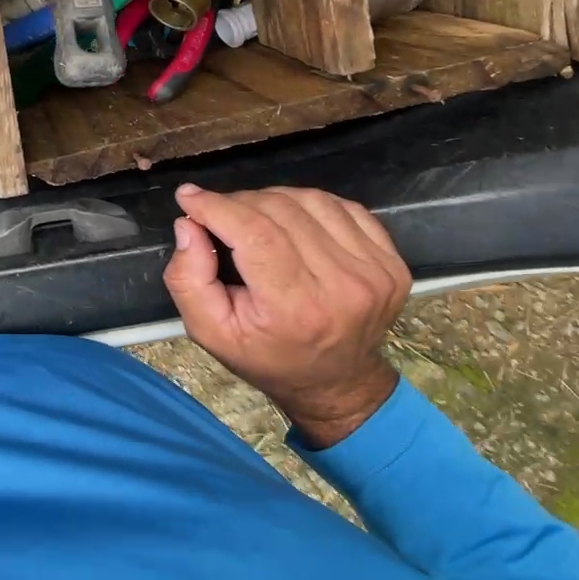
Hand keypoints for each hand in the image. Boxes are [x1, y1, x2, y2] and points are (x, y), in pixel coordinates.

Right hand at [163, 185, 410, 448]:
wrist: (335, 383)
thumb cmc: (264, 357)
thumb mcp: (208, 331)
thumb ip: (187, 278)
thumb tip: (188, 224)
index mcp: (295, 308)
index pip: (255, 234)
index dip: (217, 206)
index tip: (188, 197)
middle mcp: (343, 285)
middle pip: (279, 211)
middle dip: (236, 203)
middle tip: (216, 217)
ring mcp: (374, 271)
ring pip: (309, 201)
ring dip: (269, 199)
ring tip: (251, 218)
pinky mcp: (391, 261)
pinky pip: (342, 207)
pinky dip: (306, 204)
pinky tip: (290, 222)